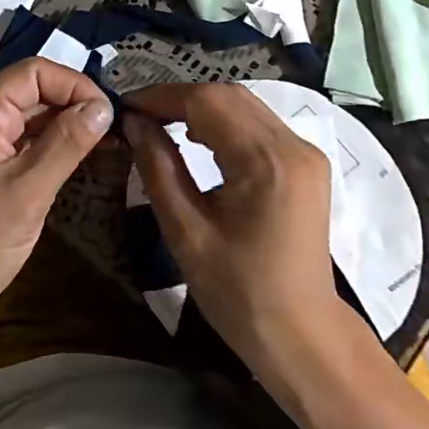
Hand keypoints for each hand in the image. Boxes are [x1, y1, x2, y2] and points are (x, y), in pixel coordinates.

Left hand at [0, 59, 113, 348]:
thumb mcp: (29, 192)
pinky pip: (12, 140)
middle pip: (28, 90)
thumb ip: (67, 143)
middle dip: (72, 104)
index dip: (75, 84)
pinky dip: (43, 145)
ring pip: (23, 116)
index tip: (112, 114)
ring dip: (61, 125)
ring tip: (105, 144)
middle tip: (117, 132)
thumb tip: (104, 104)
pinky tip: (73, 158)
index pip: (33, 72)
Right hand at [123, 83, 341, 368]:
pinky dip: (221, 122)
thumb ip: (157, 166)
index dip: (159, 97)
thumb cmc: (236, 290)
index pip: (206, 101)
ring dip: (198, 107)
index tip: (123, 108)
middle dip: (177, 98)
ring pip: (243, 105)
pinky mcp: (305, 165)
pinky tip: (195, 138)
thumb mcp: (183, 228)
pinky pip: (257, 124)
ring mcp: (305, 154)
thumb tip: (132, 123)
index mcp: (265, 163)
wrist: (299, 333)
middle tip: (136, 117)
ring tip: (158, 125)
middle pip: (228, 95)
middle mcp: (293, 147)